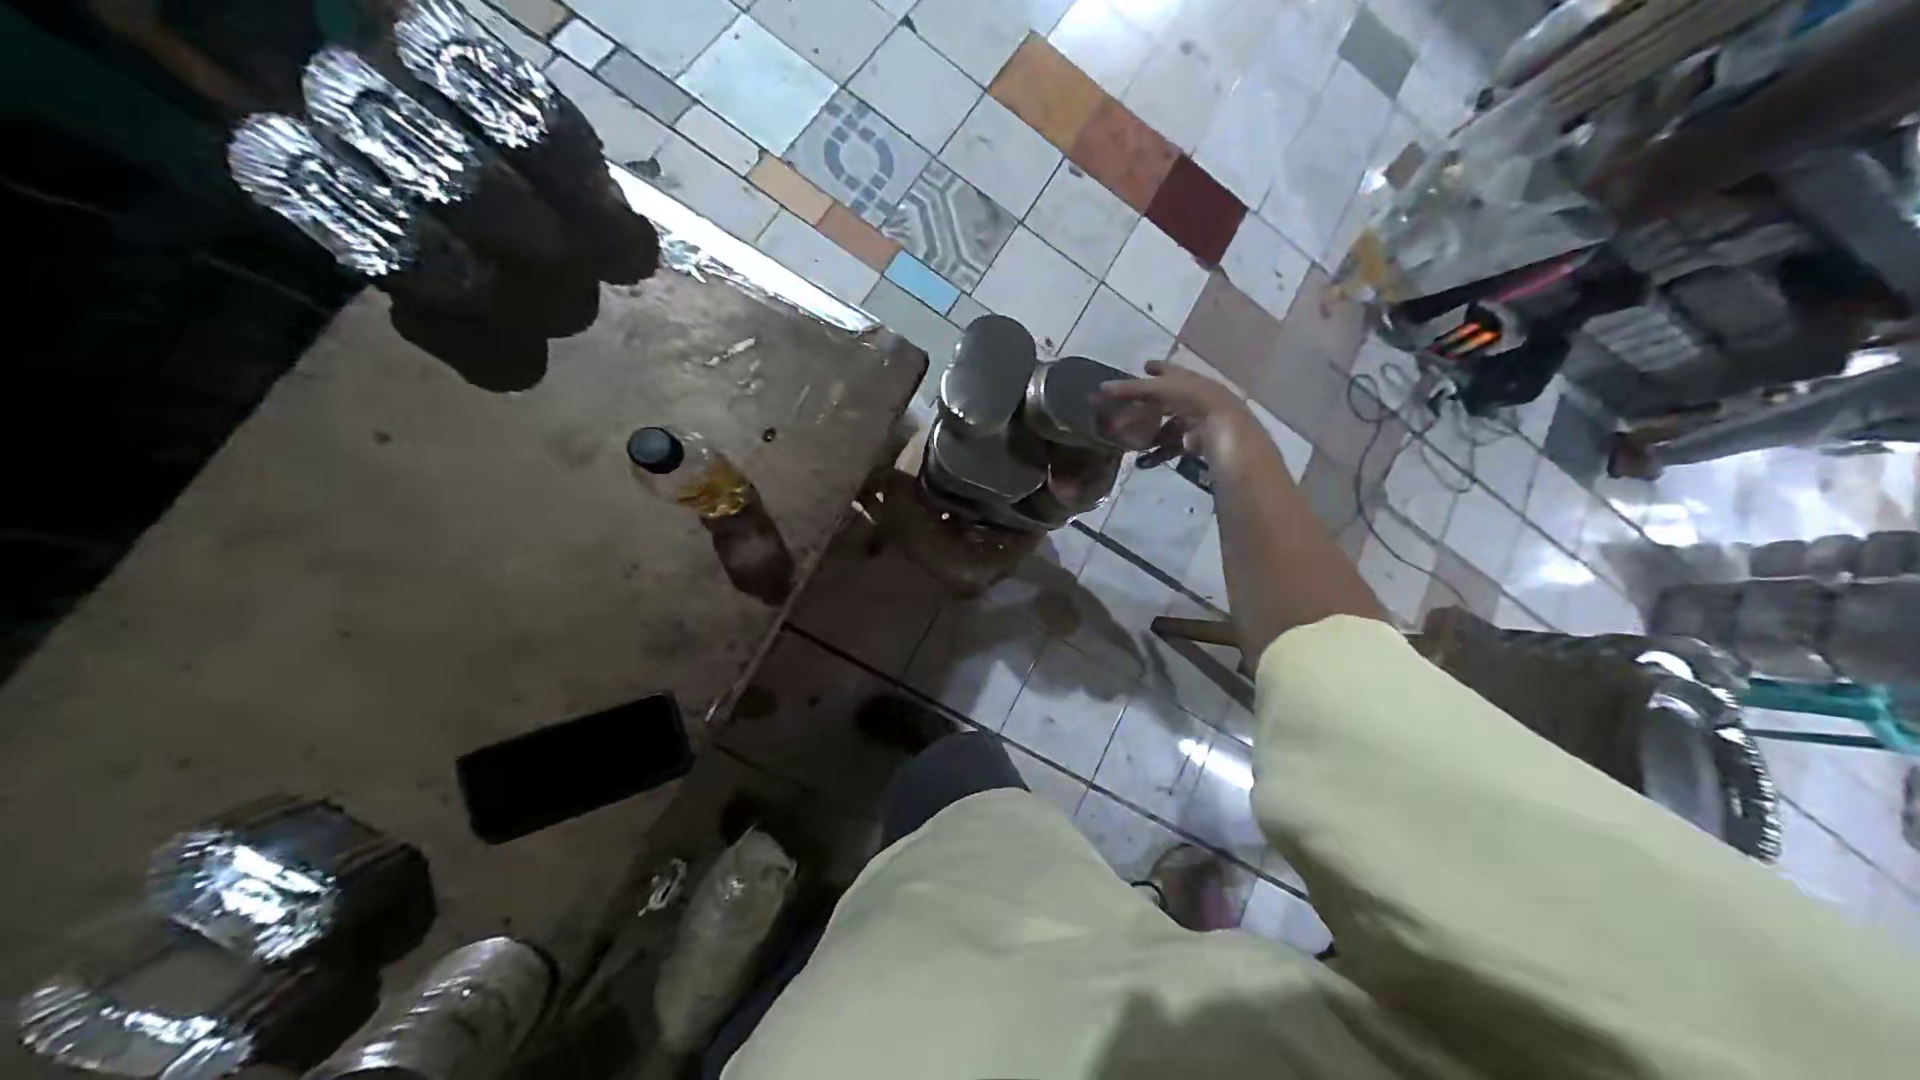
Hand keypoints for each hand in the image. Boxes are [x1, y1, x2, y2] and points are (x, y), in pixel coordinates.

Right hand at [1102, 360, 1253, 458]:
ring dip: (1147, 433)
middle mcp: (1197, 400)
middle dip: (1143, 408)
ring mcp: (1198, 424)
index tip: (1142, 366)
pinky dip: (1158, 453)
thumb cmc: (1197, 405)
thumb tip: (1103, 387)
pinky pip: (1174, 447)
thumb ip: (1134, 388)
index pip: (1170, 373)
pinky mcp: (1197, 447)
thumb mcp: (1164, 390)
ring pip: (1167, 426)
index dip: (1156, 369)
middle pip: (1166, 402)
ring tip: (1127, 441)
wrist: (1228, 437)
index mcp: (1192, 382)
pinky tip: (1144, 461)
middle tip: (1120, 415)